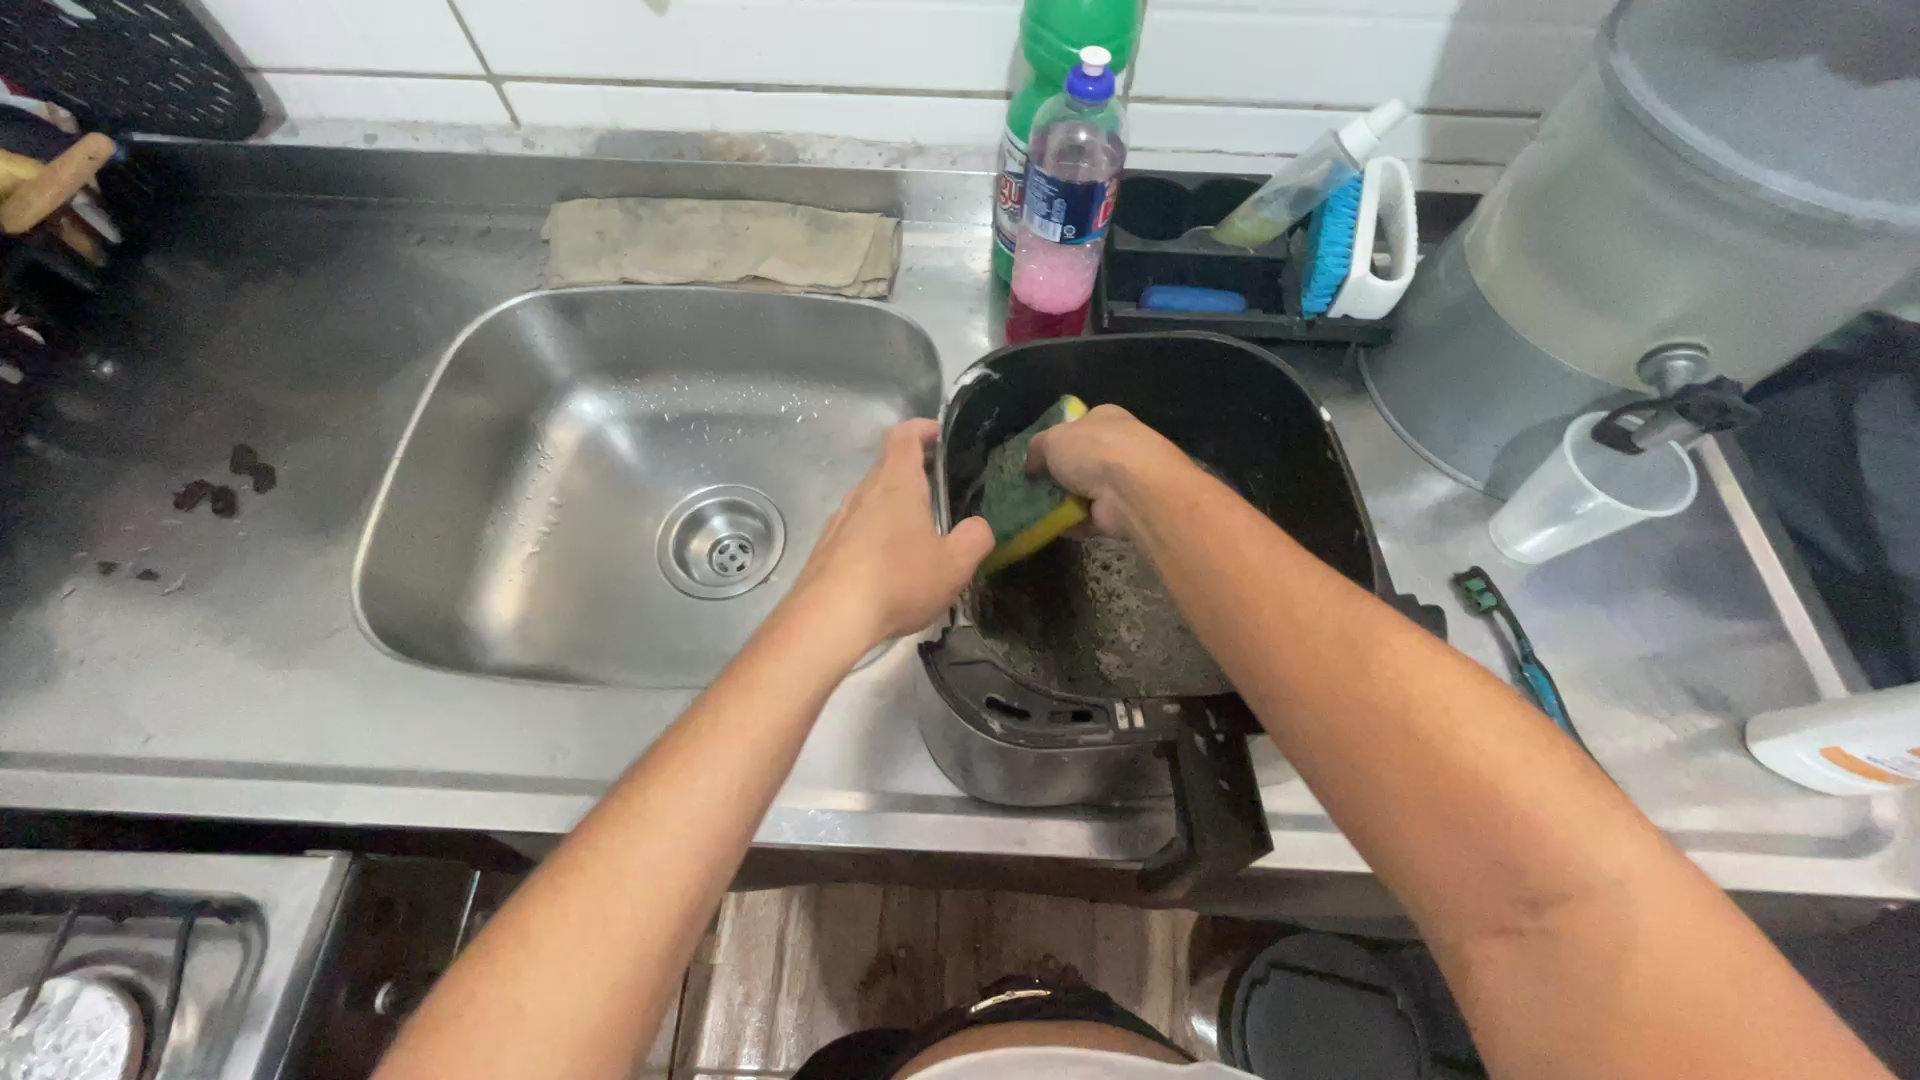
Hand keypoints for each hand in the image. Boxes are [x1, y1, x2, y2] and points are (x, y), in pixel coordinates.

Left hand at [784, 418, 992, 651]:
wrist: (828, 618)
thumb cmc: (897, 581)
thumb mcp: (955, 565)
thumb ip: (975, 538)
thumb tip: (978, 526)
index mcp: (897, 485)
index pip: (905, 436)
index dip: (923, 429)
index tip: (940, 436)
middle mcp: (863, 493)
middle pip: (887, 468)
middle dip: (913, 474)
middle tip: (940, 495)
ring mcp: (839, 520)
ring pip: (870, 501)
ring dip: (892, 508)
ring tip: (916, 536)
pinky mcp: (825, 549)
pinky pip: (855, 529)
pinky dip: (873, 536)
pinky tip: (886, 567)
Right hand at [1025, 404, 1192, 538]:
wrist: (1131, 489)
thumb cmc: (1093, 450)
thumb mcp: (1052, 438)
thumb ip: (1037, 448)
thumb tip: (1031, 465)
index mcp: (1107, 418)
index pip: (1081, 425)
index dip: (1058, 439)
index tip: (1038, 457)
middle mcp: (1118, 446)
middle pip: (1082, 460)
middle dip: (1059, 474)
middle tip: (1032, 486)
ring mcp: (1122, 481)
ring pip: (1084, 491)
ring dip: (1062, 501)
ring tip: (1034, 508)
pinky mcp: (1120, 512)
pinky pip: (1088, 518)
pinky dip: (1071, 523)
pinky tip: (1050, 526)